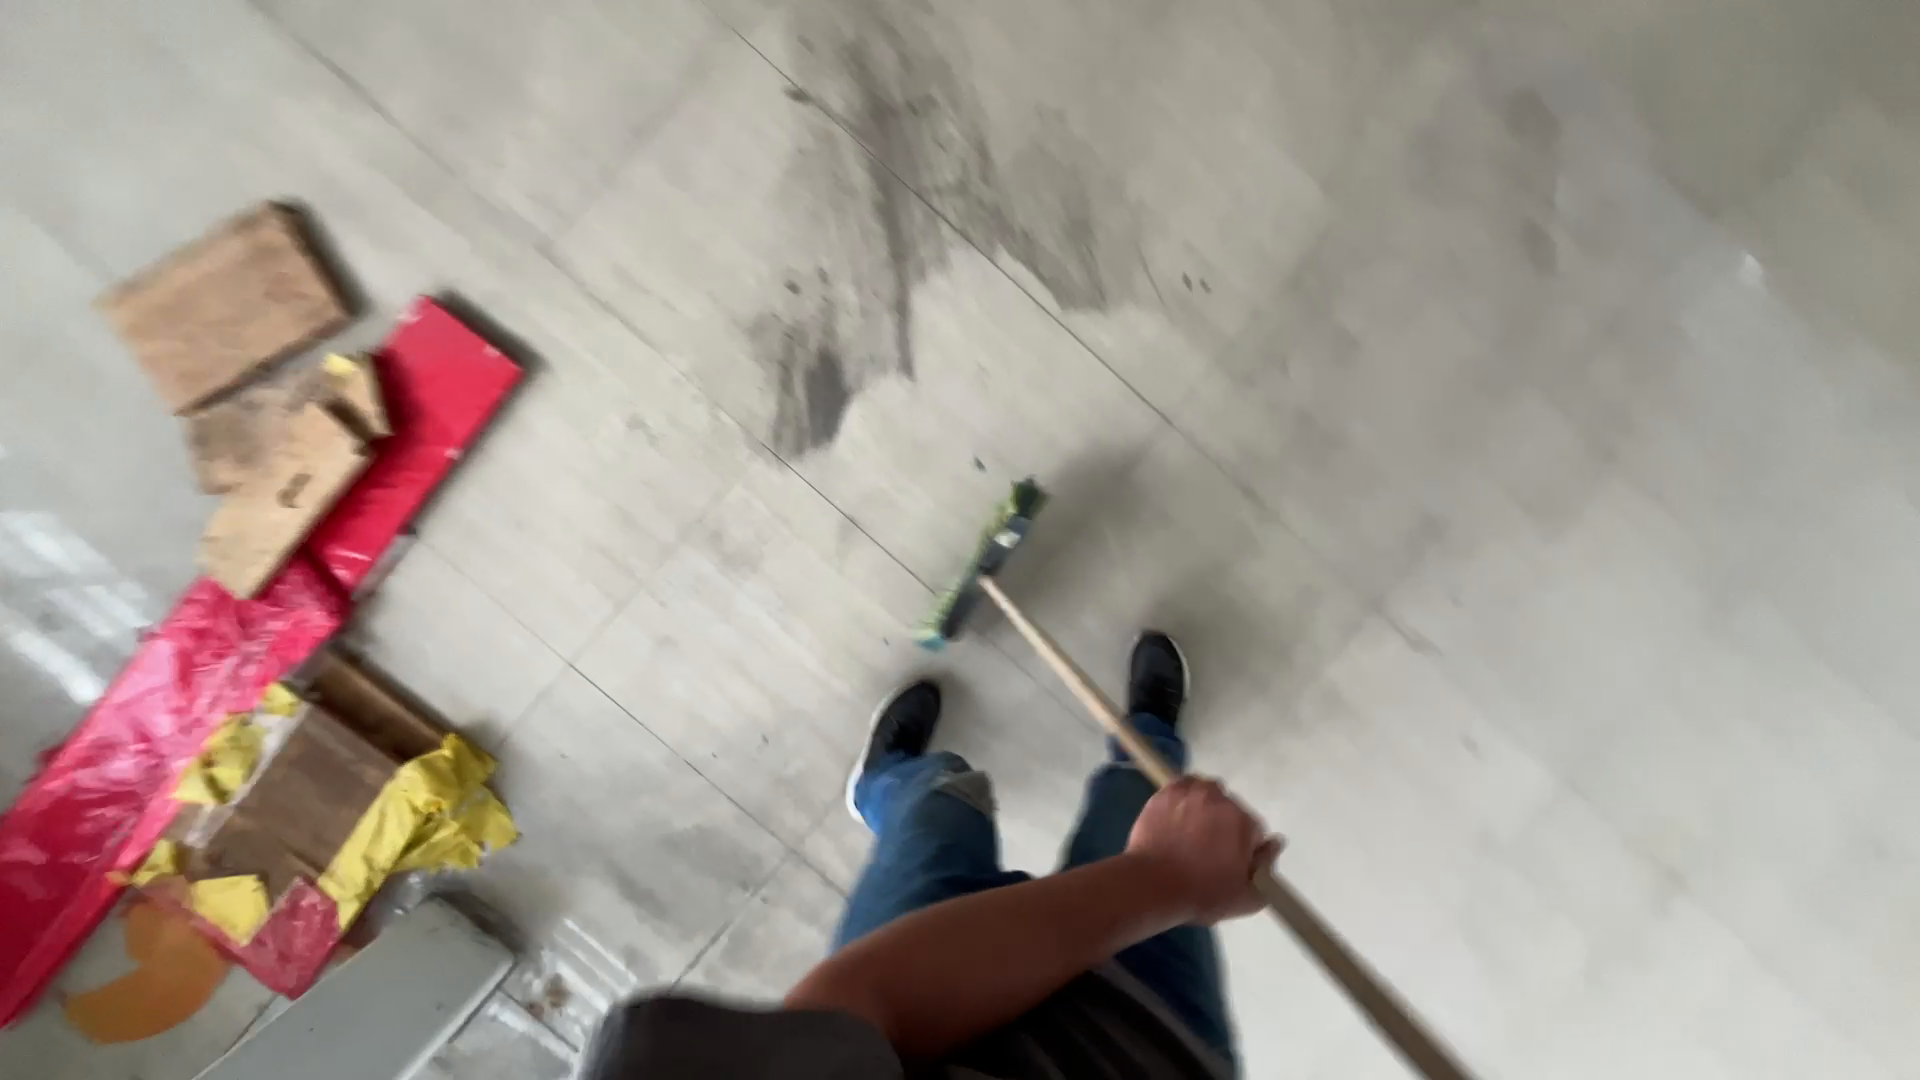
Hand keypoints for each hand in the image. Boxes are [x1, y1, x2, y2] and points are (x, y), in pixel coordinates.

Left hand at [1126, 776, 1281, 923]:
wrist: (1154, 883)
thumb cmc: (1203, 894)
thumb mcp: (1247, 896)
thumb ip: (1267, 867)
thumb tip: (1276, 842)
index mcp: (1244, 822)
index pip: (1254, 830)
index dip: (1245, 847)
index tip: (1230, 861)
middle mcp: (1220, 799)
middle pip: (1231, 809)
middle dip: (1225, 825)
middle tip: (1208, 848)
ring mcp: (1191, 792)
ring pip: (1208, 792)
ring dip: (1206, 806)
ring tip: (1192, 830)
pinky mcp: (1166, 791)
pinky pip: (1184, 785)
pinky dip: (1185, 795)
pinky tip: (1179, 814)